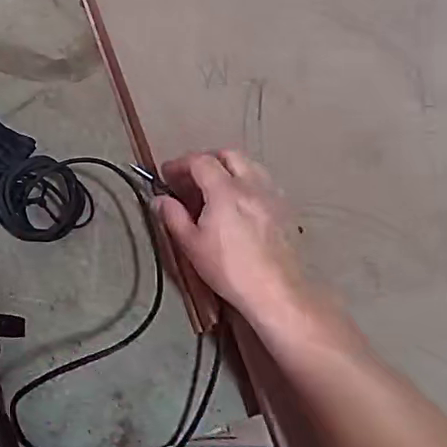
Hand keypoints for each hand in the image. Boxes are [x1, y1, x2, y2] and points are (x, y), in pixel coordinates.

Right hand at [154, 150, 309, 320]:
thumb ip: (173, 216)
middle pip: (229, 155)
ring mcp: (273, 196)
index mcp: (225, 190)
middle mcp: (252, 185)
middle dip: (206, 160)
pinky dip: (246, 183)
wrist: (276, 291)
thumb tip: (160, 200)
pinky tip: (238, 204)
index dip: (180, 164)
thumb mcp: (191, 244)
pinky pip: (264, 183)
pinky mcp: (286, 210)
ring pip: (250, 165)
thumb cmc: (231, 269)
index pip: (200, 161)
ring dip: (228, 169)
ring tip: (213, 189)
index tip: (168, 174)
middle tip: (189, 177)